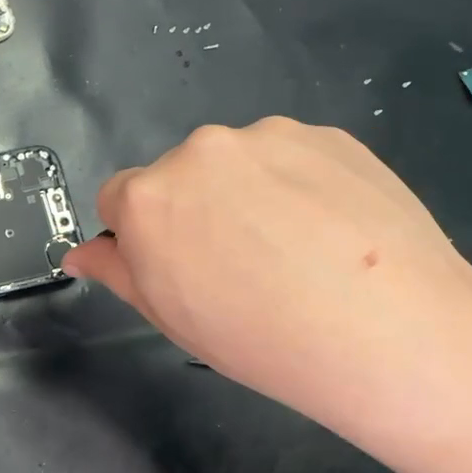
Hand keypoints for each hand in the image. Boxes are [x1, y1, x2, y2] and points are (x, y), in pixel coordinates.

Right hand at [62, 117, 471, 439]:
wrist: (390, 332)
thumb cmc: (257, 337)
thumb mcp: (168, 315)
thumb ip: (117, 271)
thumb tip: (81, 252)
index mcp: (146, 197)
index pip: (117, 199)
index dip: (141, 236)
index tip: (177, 269)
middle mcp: (198, 151)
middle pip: (175, 176)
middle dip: (192, 209)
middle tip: (236, 263)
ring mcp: (268, 136)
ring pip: (235, 163)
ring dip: (244, 191)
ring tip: (292, 246)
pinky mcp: (330, 135)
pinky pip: (289, 156)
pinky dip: (296, 183)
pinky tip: (328, 230)